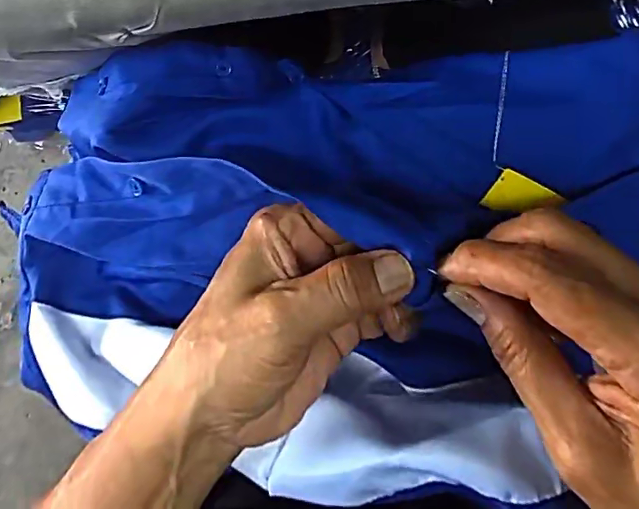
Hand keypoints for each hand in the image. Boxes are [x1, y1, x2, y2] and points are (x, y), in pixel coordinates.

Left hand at [41, 204, 416, 508]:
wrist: (203, 425)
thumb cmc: (228, 355)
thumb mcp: (284, 316)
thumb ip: (344, 288)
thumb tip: (403, 266)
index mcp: (288, 228)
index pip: (348, 213)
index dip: (386, 223)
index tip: (426, 235)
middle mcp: (310, 249)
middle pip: (370, 242)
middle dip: (401, 257)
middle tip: (435, 273)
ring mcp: (325, 287)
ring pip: (378, 276)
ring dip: (401, 290)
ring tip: (418, 307)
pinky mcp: (337, 321)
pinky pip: (377, 308)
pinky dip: (396, 314)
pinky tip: (406, 326)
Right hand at [440, 209, 638, 508]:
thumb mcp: (580, 453)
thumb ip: (527, 365)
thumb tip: (474, 294)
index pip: (560, 285)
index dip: (496, 264)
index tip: (447, 264)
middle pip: (571, 238)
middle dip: (506, 241)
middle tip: (461, 269)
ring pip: (582, 237)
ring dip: (526, 244)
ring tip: (484, 274)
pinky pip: (597, 254)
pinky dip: (551, 256)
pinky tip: (525, 281)